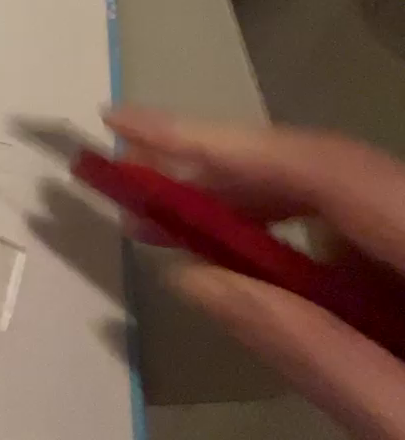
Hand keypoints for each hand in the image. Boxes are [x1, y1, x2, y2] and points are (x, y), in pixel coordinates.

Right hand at [107, 107, 404, 439]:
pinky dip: (298, 249)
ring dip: (250, 218)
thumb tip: (191, 277)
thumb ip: (321, 355)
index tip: (117, 124)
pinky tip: (268, 284)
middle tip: (136, 205)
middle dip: (217, 182)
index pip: (325, 171)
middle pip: (325, 176)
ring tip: (184, 248)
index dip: (215, 139)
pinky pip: (362, 238)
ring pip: (338, 206)